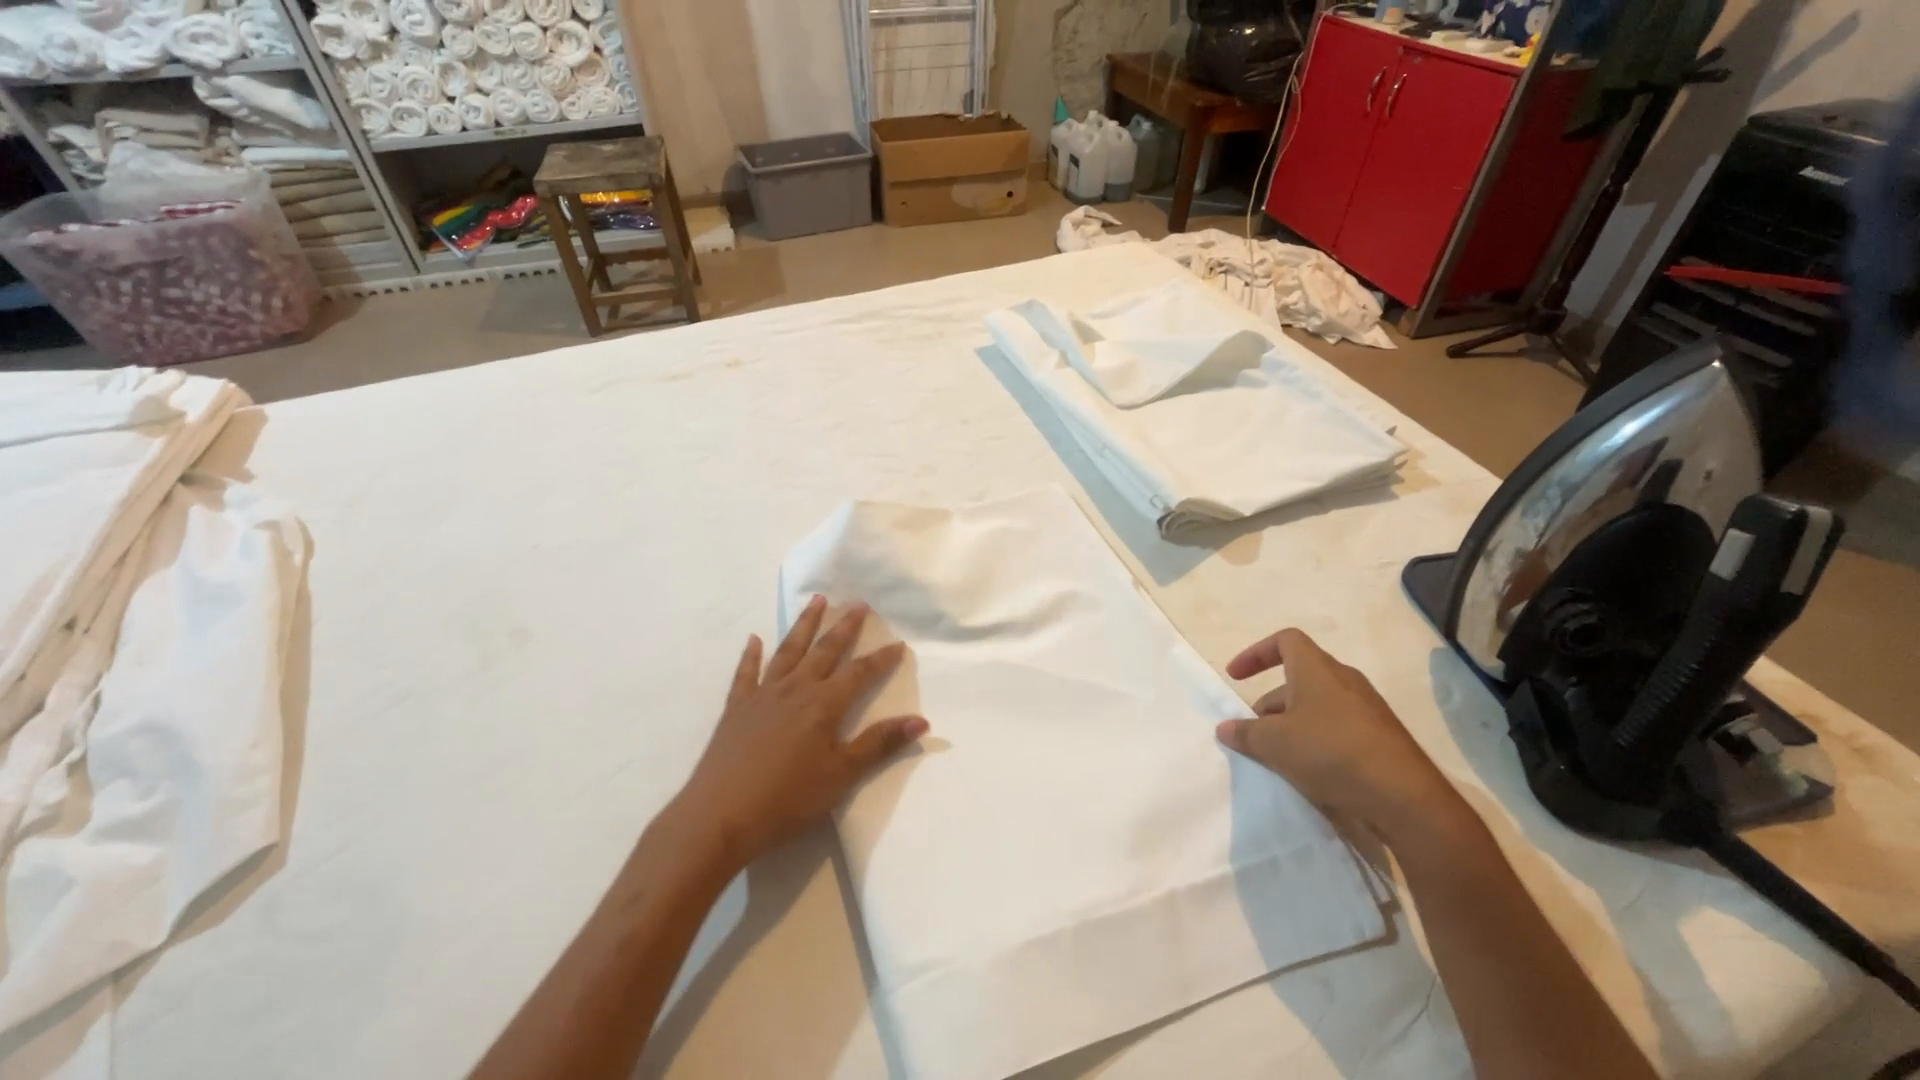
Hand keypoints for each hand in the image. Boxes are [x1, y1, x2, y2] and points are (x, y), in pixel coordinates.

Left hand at [674, 596, 928, 871]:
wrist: (721, 815)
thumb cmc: (789, 799)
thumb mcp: (842, 775)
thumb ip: (879, 744)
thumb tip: (920, 721)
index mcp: (824, 705)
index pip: (859, 674)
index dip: (880, 659)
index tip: (898, 644)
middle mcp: (795, 689)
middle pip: (824, 651)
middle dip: (844, 627)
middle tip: (858, 603)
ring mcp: (762, 695)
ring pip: (788, 651)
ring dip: (805, 625)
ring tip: (816, 601)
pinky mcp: (736, 708)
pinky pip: (746, 672)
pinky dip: (751, 654)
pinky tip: (754, 639)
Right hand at [1215, 628, 1468, 845]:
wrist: (1403, 797)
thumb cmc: (1331, 753)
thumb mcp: (1275, 743)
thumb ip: (1246, 733)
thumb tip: (1226, 727)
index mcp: (1318, 670)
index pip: (1285, 641)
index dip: (1256, 653)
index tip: (1236, 677)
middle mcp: (1344, 681)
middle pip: (1299, 677)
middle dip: (1270, 701)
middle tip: (1253, 731)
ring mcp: (1366, 710)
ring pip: (1318, 706)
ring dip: (1292, 724)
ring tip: (1277, 756)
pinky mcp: (1379, 739)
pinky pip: (1337, 728)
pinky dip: (1315, 741)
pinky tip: (1308, 771)